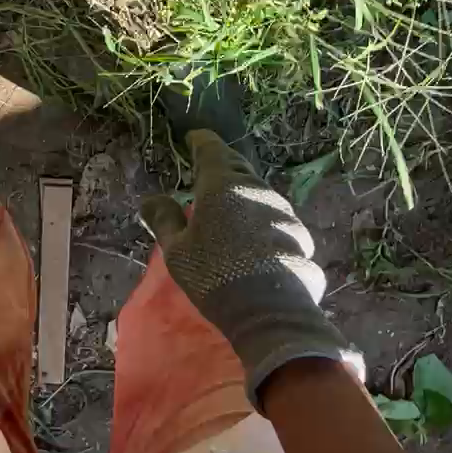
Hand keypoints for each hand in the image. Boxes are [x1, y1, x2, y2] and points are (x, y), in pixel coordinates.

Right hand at [140, 129, 359, 404]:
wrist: (271, 313)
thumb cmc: (214, 276)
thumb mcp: (177, 250)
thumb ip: (164, 219)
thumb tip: (151, 198)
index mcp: (222, 184)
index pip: (212, 148)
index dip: (201, 141)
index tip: (193, 139)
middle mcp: (256, 189)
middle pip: (238, 166)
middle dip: (223, 164)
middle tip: (209, 168)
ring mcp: (283, 212)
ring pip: (259, 193)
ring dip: (244, 194)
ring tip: (232, 208)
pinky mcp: (300, 237)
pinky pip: (275, 220)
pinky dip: (262, 221)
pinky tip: (256, 241)